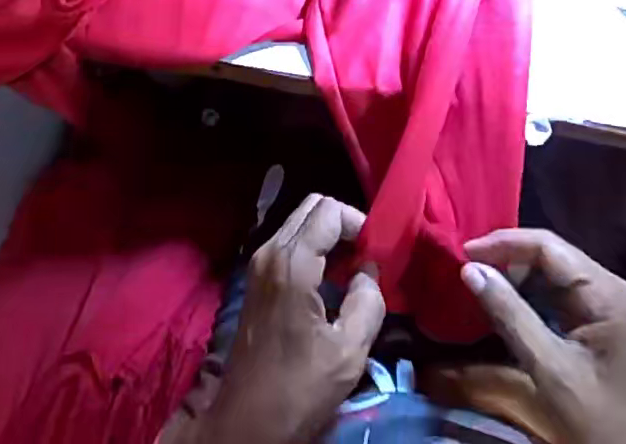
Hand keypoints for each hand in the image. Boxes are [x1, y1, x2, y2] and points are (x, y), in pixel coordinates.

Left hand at [195, 194, 385, 443]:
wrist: (247, 419)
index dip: (359, 223)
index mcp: (292, 261)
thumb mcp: (348, 351)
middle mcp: (270, 249)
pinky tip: (331, 281)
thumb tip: (368, 270)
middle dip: (344, 223)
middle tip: (368, 256)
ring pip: (300, 222)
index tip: (378, 252)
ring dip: (329, 236)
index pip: (329, 210)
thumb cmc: (299, 388)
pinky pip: (290, 242)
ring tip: (354, 271)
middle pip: (312, 207)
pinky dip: (313, 248)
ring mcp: (259, 261)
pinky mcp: (256, 276)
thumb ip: (367, 301)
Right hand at [461, 229, 625, 443]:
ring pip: (551, 272)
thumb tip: (470, 269)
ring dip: (516, 277)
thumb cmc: (603, 421)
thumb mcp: (551, 369)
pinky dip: (529, 295)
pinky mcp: (602, 322)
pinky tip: (507, 305)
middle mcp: (611, 289)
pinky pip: (558, 293)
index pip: (547, 245)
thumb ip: (510, 314)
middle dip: (507, 259)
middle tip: (470, 271)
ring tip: (482, 286)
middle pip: (550, 254)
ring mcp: (609, 305)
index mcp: (607, 293)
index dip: (503, 243)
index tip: (465, 254)